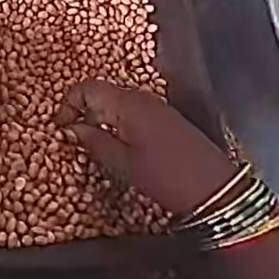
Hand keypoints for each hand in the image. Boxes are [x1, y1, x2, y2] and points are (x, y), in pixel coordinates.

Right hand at [54, 80, 239, 216]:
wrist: (216, 190)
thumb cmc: (166, 178)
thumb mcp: (122, 164)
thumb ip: (94, 141)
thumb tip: (72, 129)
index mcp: (127, 104)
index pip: (87, 88)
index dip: (68, 104)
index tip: (62, 127)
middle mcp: (141, 98)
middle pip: (101, 93)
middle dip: (82, 111)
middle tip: (73, 138)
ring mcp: (155, 106)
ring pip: (115, 102)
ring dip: (99, 117)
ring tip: (92, 144)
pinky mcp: (164, 118)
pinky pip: (130, 111)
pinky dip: (116, 122)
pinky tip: (117, 145)